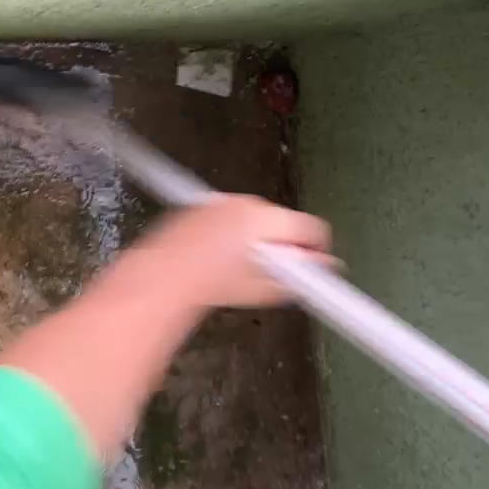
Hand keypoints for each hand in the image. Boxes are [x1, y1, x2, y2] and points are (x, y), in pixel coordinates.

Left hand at [139, 194, 333, 307]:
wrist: (165, 272)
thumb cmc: (208, 280)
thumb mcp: (265, 286)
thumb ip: (301, 275)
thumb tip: (323, 268)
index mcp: (265, 219)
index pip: (312, 227)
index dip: (316, 249)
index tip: (315, 263)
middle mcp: (244, 203)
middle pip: (283, 219)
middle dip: (284, 242)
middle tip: (277, 268)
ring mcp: (222, 201)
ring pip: (257, 216)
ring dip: (259, 236)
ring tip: (245, 264)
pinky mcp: (205, 204)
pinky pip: (232, 214)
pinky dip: (235, 230)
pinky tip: (225, 254)